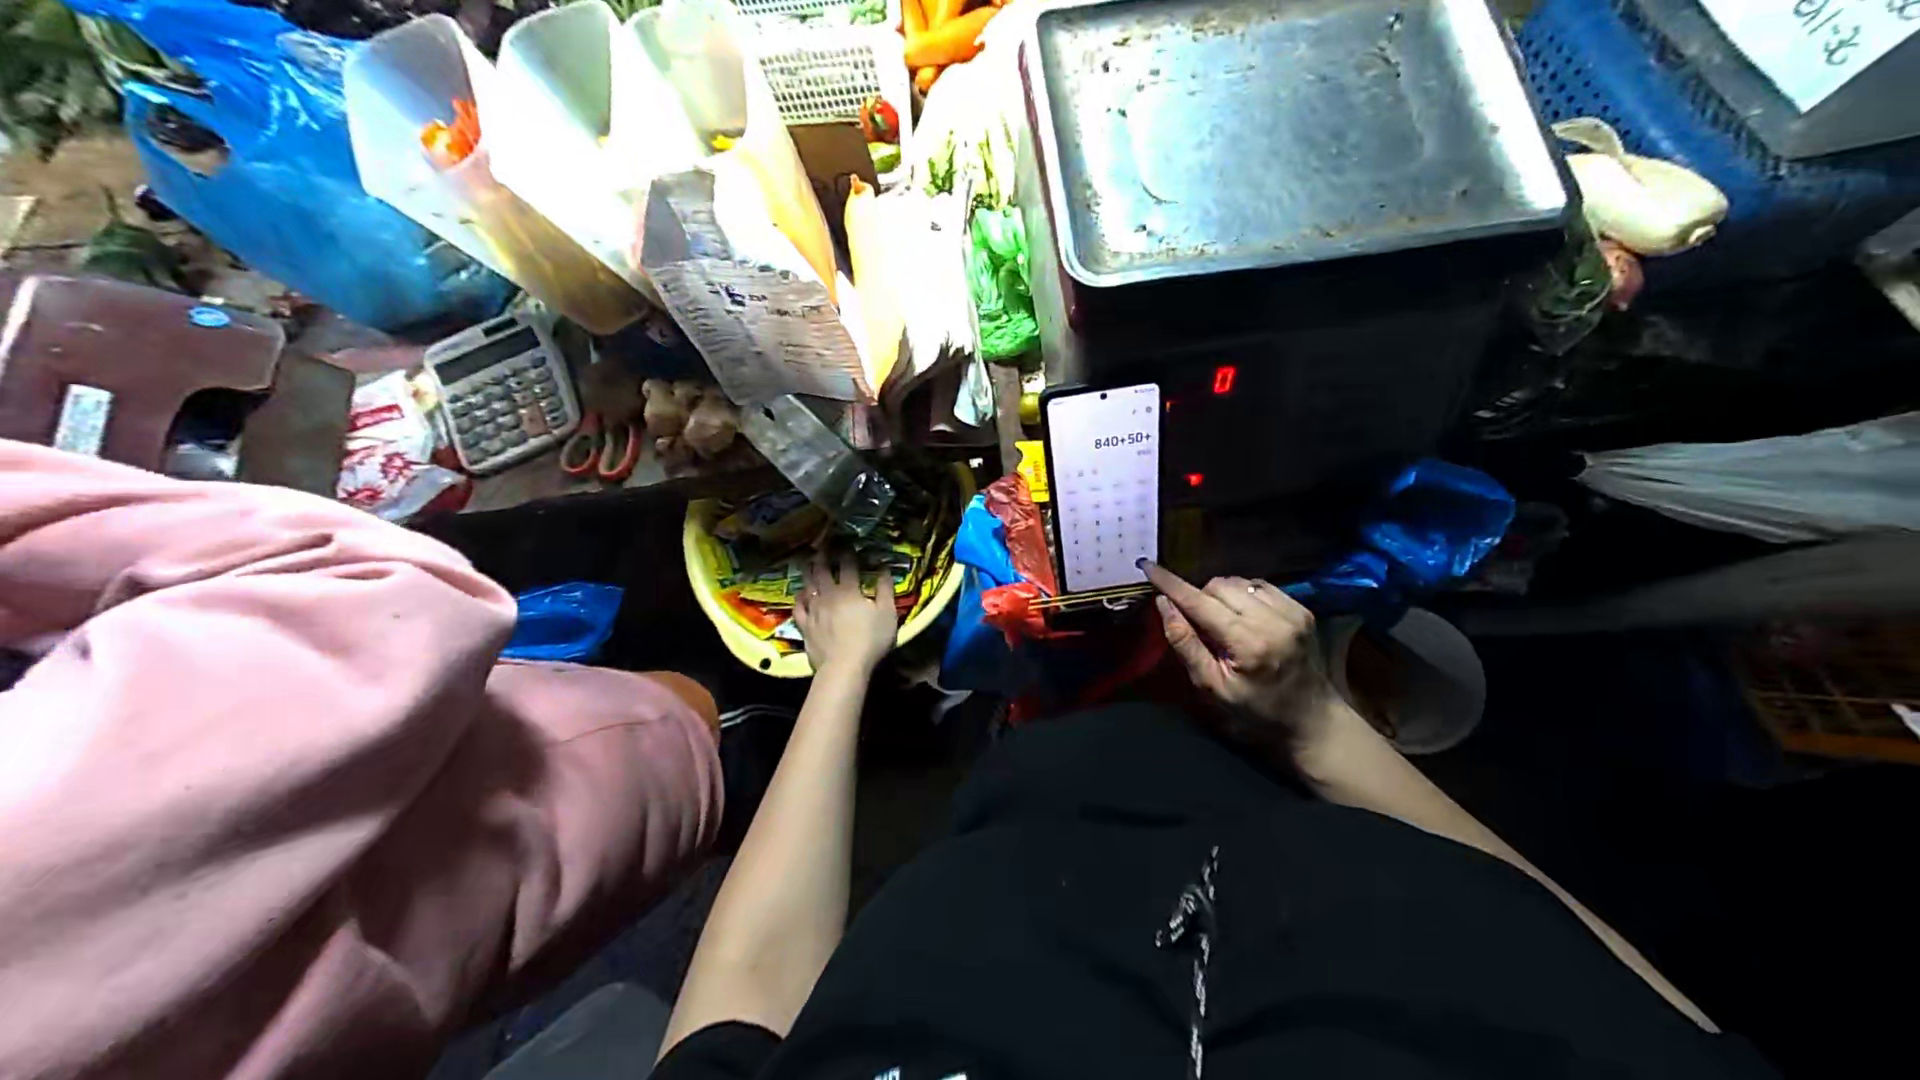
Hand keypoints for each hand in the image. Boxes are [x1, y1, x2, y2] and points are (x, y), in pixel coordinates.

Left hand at [794, 552, 897, 674]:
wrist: (843, 667)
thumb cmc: (870, 640)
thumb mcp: (887, 614)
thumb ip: (886, 590)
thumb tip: (884, 569)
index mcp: (849, 590)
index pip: (848, 566)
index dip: (848, 553)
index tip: (848, 543)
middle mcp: (828, 595)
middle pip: (823, 571)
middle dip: (823, 556)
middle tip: (822, 546)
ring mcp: (813, 610)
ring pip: (808, 585)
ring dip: (808, 571)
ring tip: (808, 562)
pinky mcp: (805, 625)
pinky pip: (798, 607)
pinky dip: (799, 597)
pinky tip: (800, 593)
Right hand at [1142, 560, 1346, 755]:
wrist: (1312, 718)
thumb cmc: (1256, 709)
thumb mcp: (1211, 686)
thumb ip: (1185, 643)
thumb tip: (1164, 604)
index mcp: (1248, 643)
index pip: (1199, 602)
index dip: (1170, 583)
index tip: (1148, 566)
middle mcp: (1273, 620)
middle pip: (1218, 586)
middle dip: (1200, 599)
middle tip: (1201, 627)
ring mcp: (1292, 611)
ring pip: (1237, 582)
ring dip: (1221, 596)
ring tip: (1224, 623)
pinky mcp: (1301, 609)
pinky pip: (1259, 585)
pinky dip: (1243, 595)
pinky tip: (1245, 618)